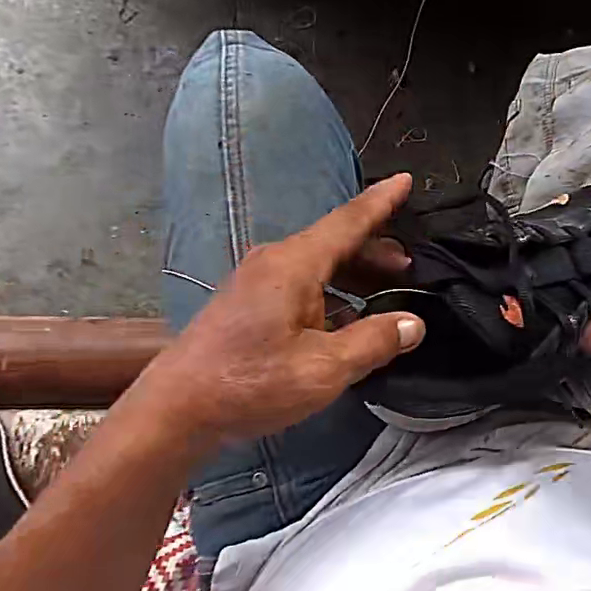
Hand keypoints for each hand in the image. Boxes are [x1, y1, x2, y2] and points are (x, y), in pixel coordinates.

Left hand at [126, 174, 425, 441]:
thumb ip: (375, 342)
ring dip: (355, 274)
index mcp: (294, 265)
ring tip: (385, 292)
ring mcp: (258, 281)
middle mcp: (275, 262)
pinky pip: (303, 282)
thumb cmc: (250, 384)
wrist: (177, 410)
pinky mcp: (249, 302)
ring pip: (319, 264)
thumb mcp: (324, 369)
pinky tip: (347, 319)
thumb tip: (413, 324)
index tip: (405, 180)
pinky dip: (333, 291)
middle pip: (336, 242)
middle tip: (409, 266)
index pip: (348, 221)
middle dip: (376, 250)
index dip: (381, 201)